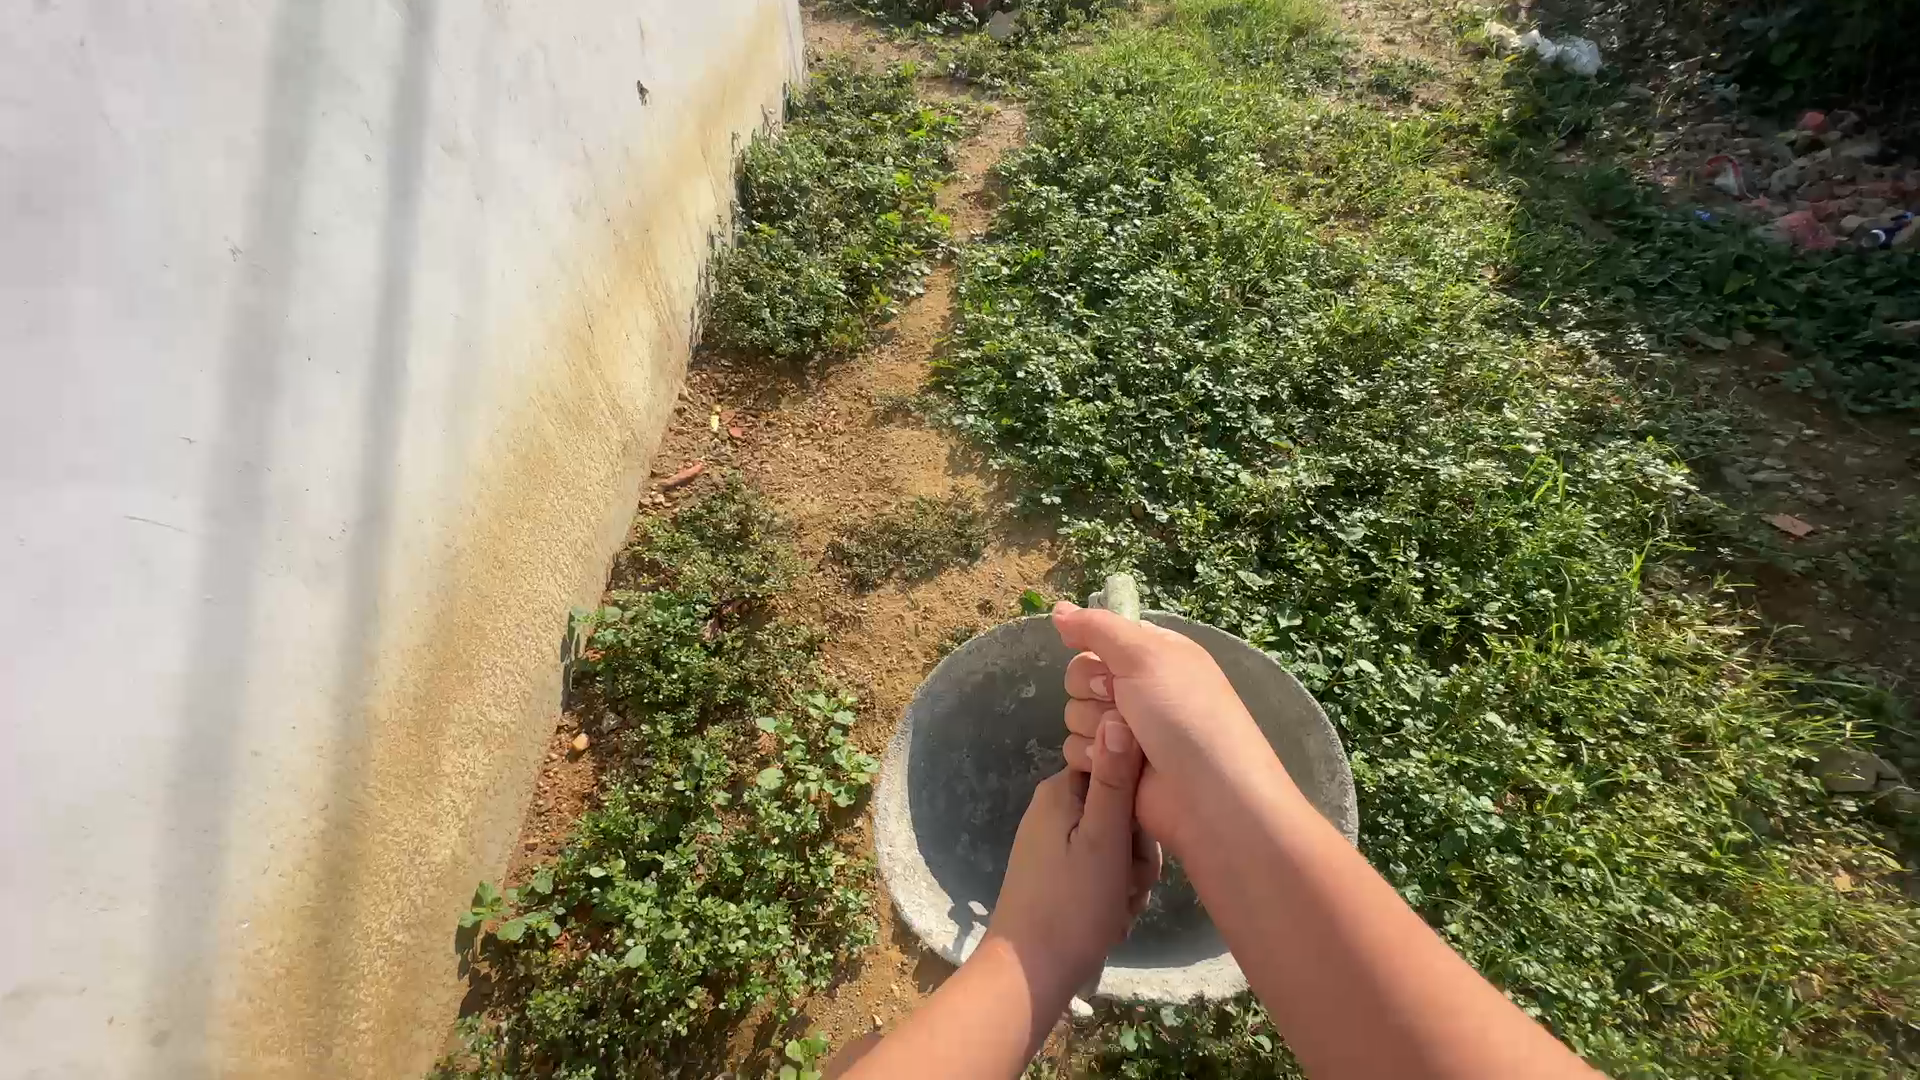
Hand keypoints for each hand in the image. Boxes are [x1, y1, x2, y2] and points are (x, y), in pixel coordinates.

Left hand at [983, 717, 1161, 1003]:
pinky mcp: (1055, 870)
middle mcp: (1054, 807)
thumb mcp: (1105, 838)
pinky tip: (1107, 917)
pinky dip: (1111, 893)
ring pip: (1115, 845)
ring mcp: (1052, 840)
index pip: (1120, 769)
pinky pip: (1099, 868)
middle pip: (1120, 811)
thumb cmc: (1071, 904)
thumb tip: (1118, 712)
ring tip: (1117, 906)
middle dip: (1136, 852)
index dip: (1141, 806)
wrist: (1029, 975)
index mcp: (1061, 789)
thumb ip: (1116, 777)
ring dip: (1128, 878)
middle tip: (1128, 883)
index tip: (1141, 838)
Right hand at [1053, 601, 1298, 853]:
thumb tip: (1058, 609)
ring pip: (1072, 713)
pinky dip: (1093, 757)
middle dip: (1092, 691)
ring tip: (1128, 742)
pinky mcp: (1111, 766)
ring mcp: (1124, 730)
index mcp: (1153, 654)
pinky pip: (1074, 750)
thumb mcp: (1146, 655)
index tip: (1113, 668)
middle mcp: (1137, 689)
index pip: (1100, 637)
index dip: (1097, 651)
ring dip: (1094, 727)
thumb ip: (1096, 627)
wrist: (1208, 798)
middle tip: (1121, 704)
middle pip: (1078, 675)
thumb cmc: (1185, 715)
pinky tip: (1117, 766)